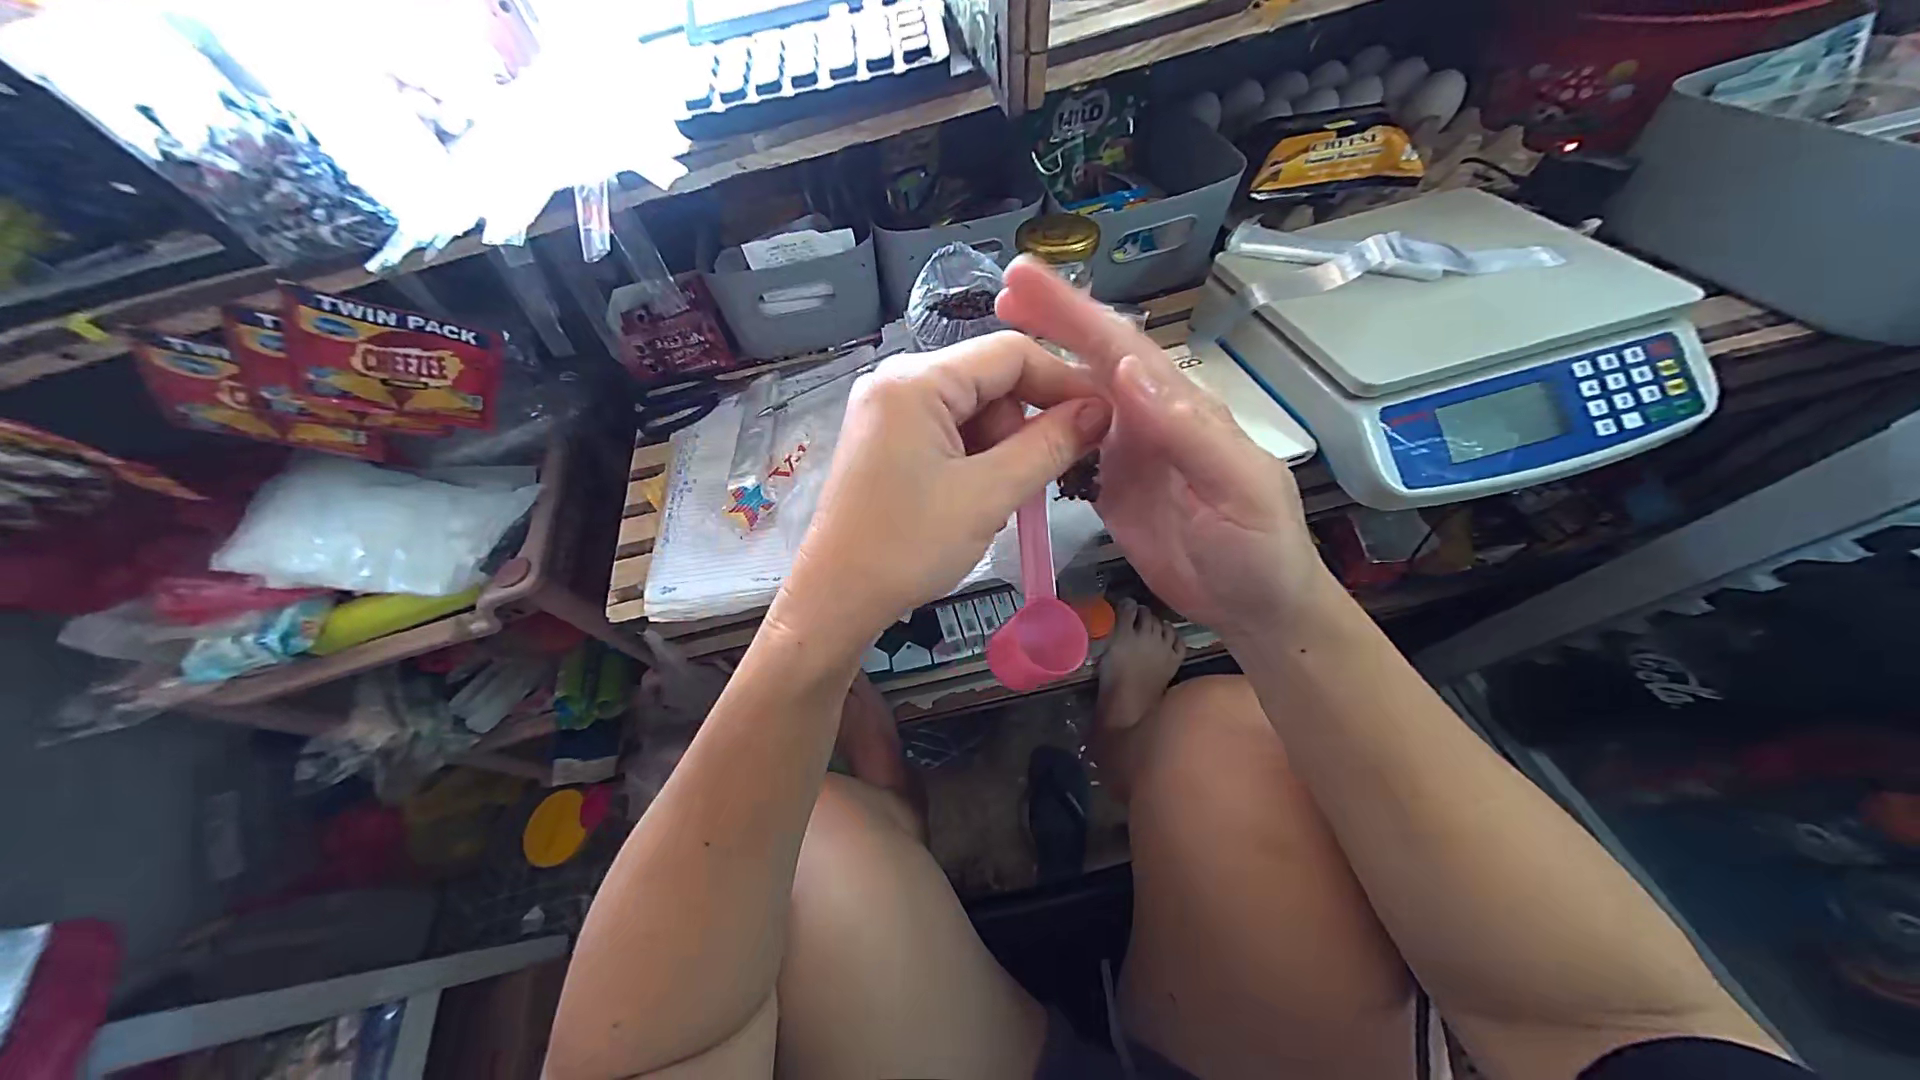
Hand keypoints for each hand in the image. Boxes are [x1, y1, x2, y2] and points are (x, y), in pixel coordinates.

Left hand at [778, 331, 1111, 642]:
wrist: (836, 600)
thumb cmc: (907, 546)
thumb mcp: (988, 495)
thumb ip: (1049, 445)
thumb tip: (1100, 410)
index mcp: (915, 380)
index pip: (1010, 353)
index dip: (1063, 382)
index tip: (1101, 418)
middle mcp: (896, 381)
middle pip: (990, 381)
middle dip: (1022, 427)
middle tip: (1034, 480)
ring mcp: (886, 411)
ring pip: (972, 411)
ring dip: (999, 451)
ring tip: (993, 501)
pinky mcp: (885, 440)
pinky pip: (947, 432)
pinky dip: (973, 461)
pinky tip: (970, 500)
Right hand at [995, 257, 1339, 640]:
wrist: (1252, 605)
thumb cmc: (1258, 547)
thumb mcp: (1238, 487)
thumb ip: (1188, 431)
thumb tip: (1125, 371)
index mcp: (1178, 408)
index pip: (1120, 348)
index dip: (1073, 313)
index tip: (1025, 280)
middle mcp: (1147, 419)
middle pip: (1091, 361)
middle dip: (1049, 322)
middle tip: (1002, 292)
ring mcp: (1125, 452)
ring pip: (1072, 401)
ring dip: (1035, 371)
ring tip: (992, 349)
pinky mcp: (1107, 486)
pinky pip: (1066, 448)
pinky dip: (1037, 428)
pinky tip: (1011, 418)